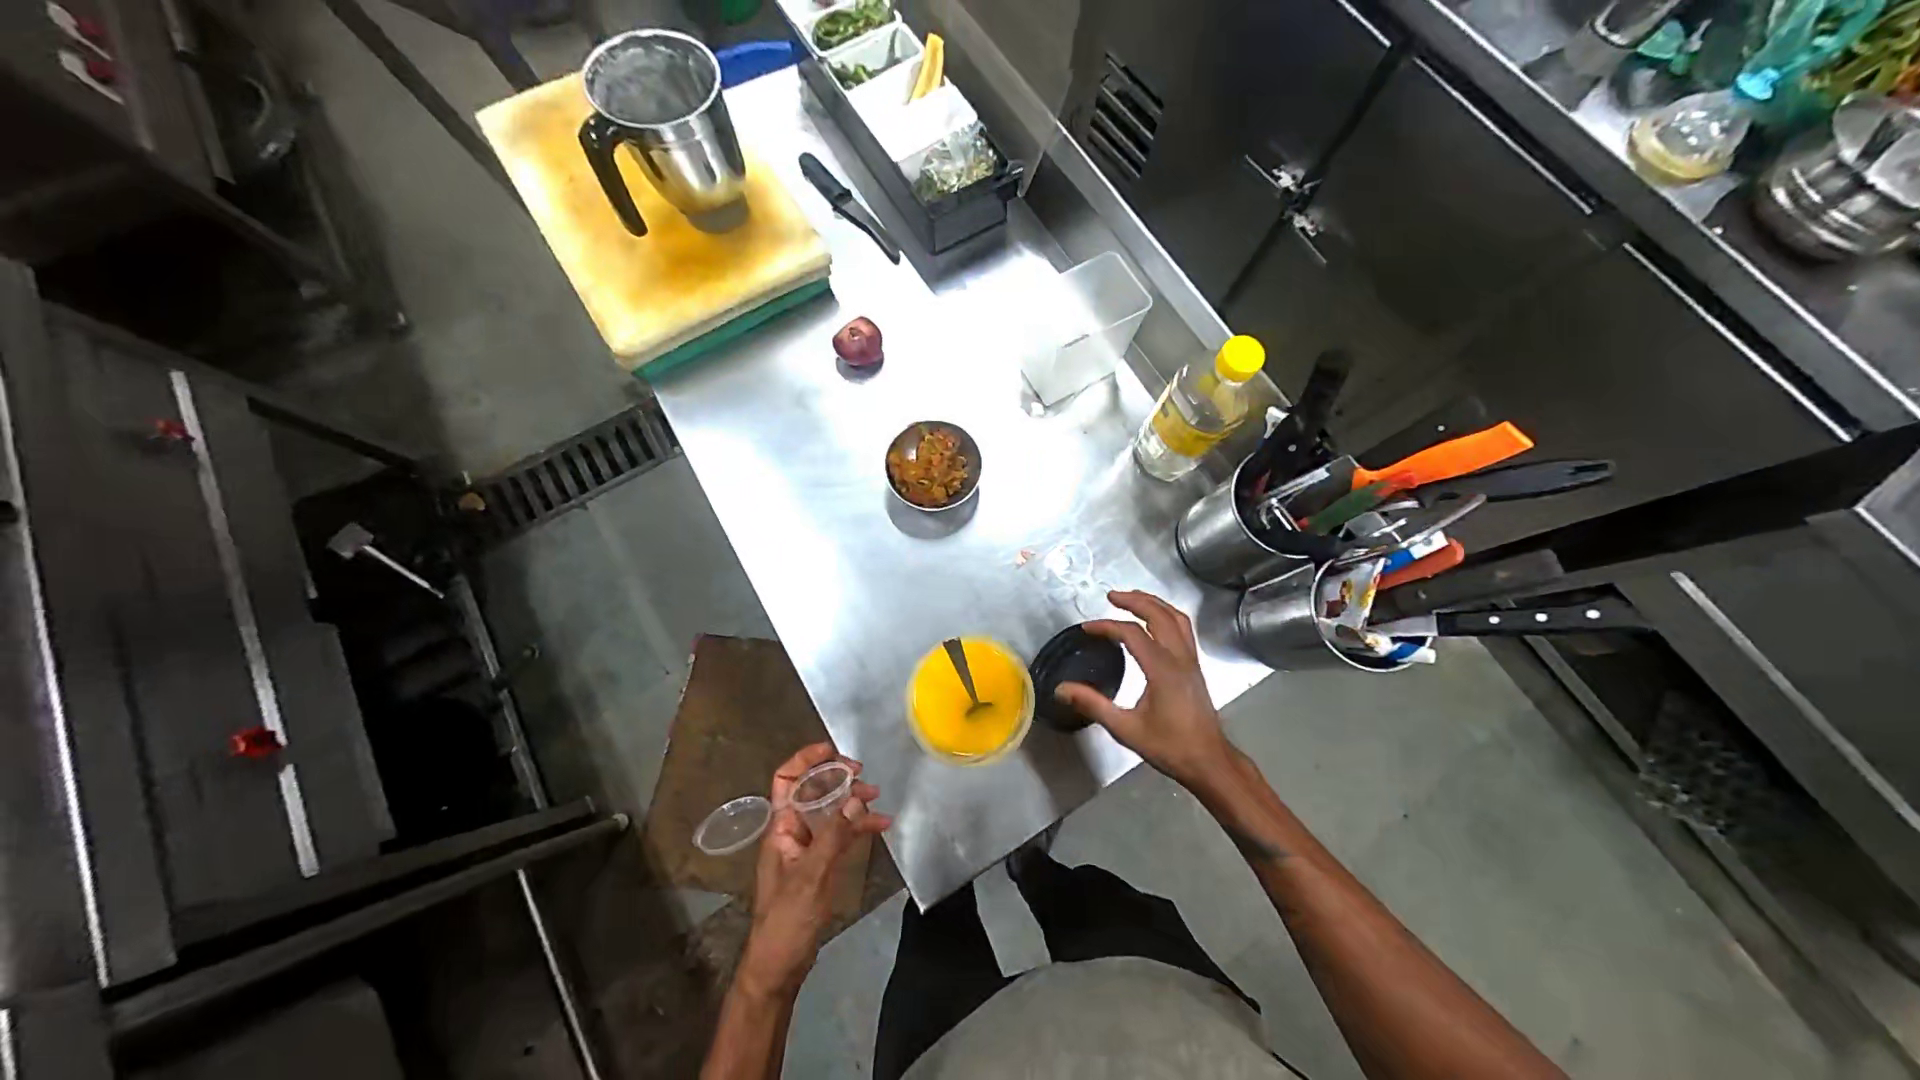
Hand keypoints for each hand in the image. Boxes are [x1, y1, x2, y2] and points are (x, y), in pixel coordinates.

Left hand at [737, 742, 890, 996]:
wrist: (779, 965)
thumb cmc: (787, 920)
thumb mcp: (811, 875)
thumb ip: (834, 835)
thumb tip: (856, 797)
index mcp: (780, 828)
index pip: (785, 780)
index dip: (805, 760)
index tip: (833, 750)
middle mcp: (792, 831)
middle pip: (812, 791)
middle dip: (837, 778)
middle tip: (863, 775)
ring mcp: (806, 848)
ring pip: (830, 811)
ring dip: (852, 801)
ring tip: (877, 798)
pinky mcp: (820, 864)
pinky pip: (840, 835)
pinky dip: (858, 827)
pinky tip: (880, 825)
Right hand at [1057, 590, 1233, 788]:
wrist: (1209, 761)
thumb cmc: (1170, 747)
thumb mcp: (1126, 729)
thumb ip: (1093, 705)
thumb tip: (1062, 690)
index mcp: (1162, 669)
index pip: (1132, 633)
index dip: (1107, 626)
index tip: (1087, 629)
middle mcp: (1180, 658)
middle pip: (1159, 615)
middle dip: (1135, 600)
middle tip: (1111, 597)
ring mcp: (1191, 661)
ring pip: (1176, 618)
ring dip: (1154, 604)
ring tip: (1133, 599)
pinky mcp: (1196, 667)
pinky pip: (1184, 629)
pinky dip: (1167, 615)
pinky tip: (1155, 621)